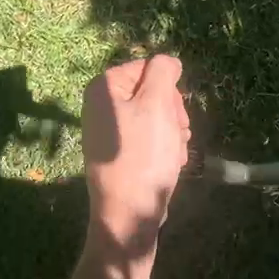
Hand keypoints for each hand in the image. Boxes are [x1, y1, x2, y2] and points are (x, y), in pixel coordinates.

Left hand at [68, 55, 189, 278]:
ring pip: (153, 119)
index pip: (148, 70)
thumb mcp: (156, 104)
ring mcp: (106, 132)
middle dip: (171, 115)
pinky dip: (161, 151)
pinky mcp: (116, 156)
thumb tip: (167, 60)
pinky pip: (145, 141)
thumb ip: (162, 72)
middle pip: (151, 95)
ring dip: (171, 135)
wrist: (128, 217)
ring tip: (174, 156)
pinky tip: (169, 167)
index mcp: (103, 86)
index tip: (178, 116)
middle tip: (179, 137)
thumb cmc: (143, 156)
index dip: (169, 91)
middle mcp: (99, 105)